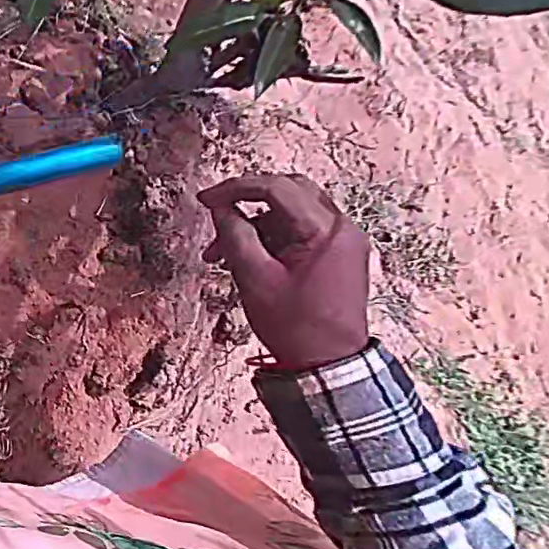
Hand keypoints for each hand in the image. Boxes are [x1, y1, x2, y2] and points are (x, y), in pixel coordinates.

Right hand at [198, 173, 370, 370]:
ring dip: (253, 223)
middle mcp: (341, 229)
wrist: (328, 360)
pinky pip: (298, 230)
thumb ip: (235, 236)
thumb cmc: (295, 324)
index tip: (206, 199)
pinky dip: (268, 236)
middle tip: (215, 210)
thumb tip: (221, 209)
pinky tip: (245, 257)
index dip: (235, 188)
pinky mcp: (336, 254)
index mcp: (325, 231)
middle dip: (246, 199)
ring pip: (290, 212)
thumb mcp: (253, 277)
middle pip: (289, 191)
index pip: (277, 188)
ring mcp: (342, 241)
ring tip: (222, 251)